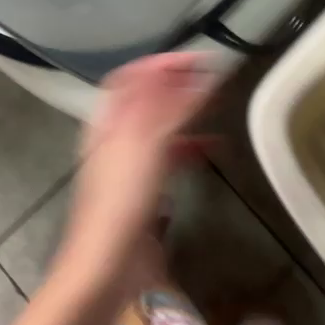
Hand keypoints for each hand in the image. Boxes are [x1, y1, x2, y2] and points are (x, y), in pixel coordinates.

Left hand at [58, 53, 221, 290]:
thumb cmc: (124, 199)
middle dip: (178, 85)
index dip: (161, 63)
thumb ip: (174, 106)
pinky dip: (190, 147)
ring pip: (160, 127)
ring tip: (217, 107)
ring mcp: (128, 165)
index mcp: (109, 121)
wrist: (107, 265)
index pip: (131, 76)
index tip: (197, 59)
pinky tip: (212, 149)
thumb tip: (199, 73)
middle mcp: (115, 137)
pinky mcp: (142, 192)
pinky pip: (169, 158)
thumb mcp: (150, 144)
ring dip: (187, 113)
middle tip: (213, 78)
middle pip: (146, 99)